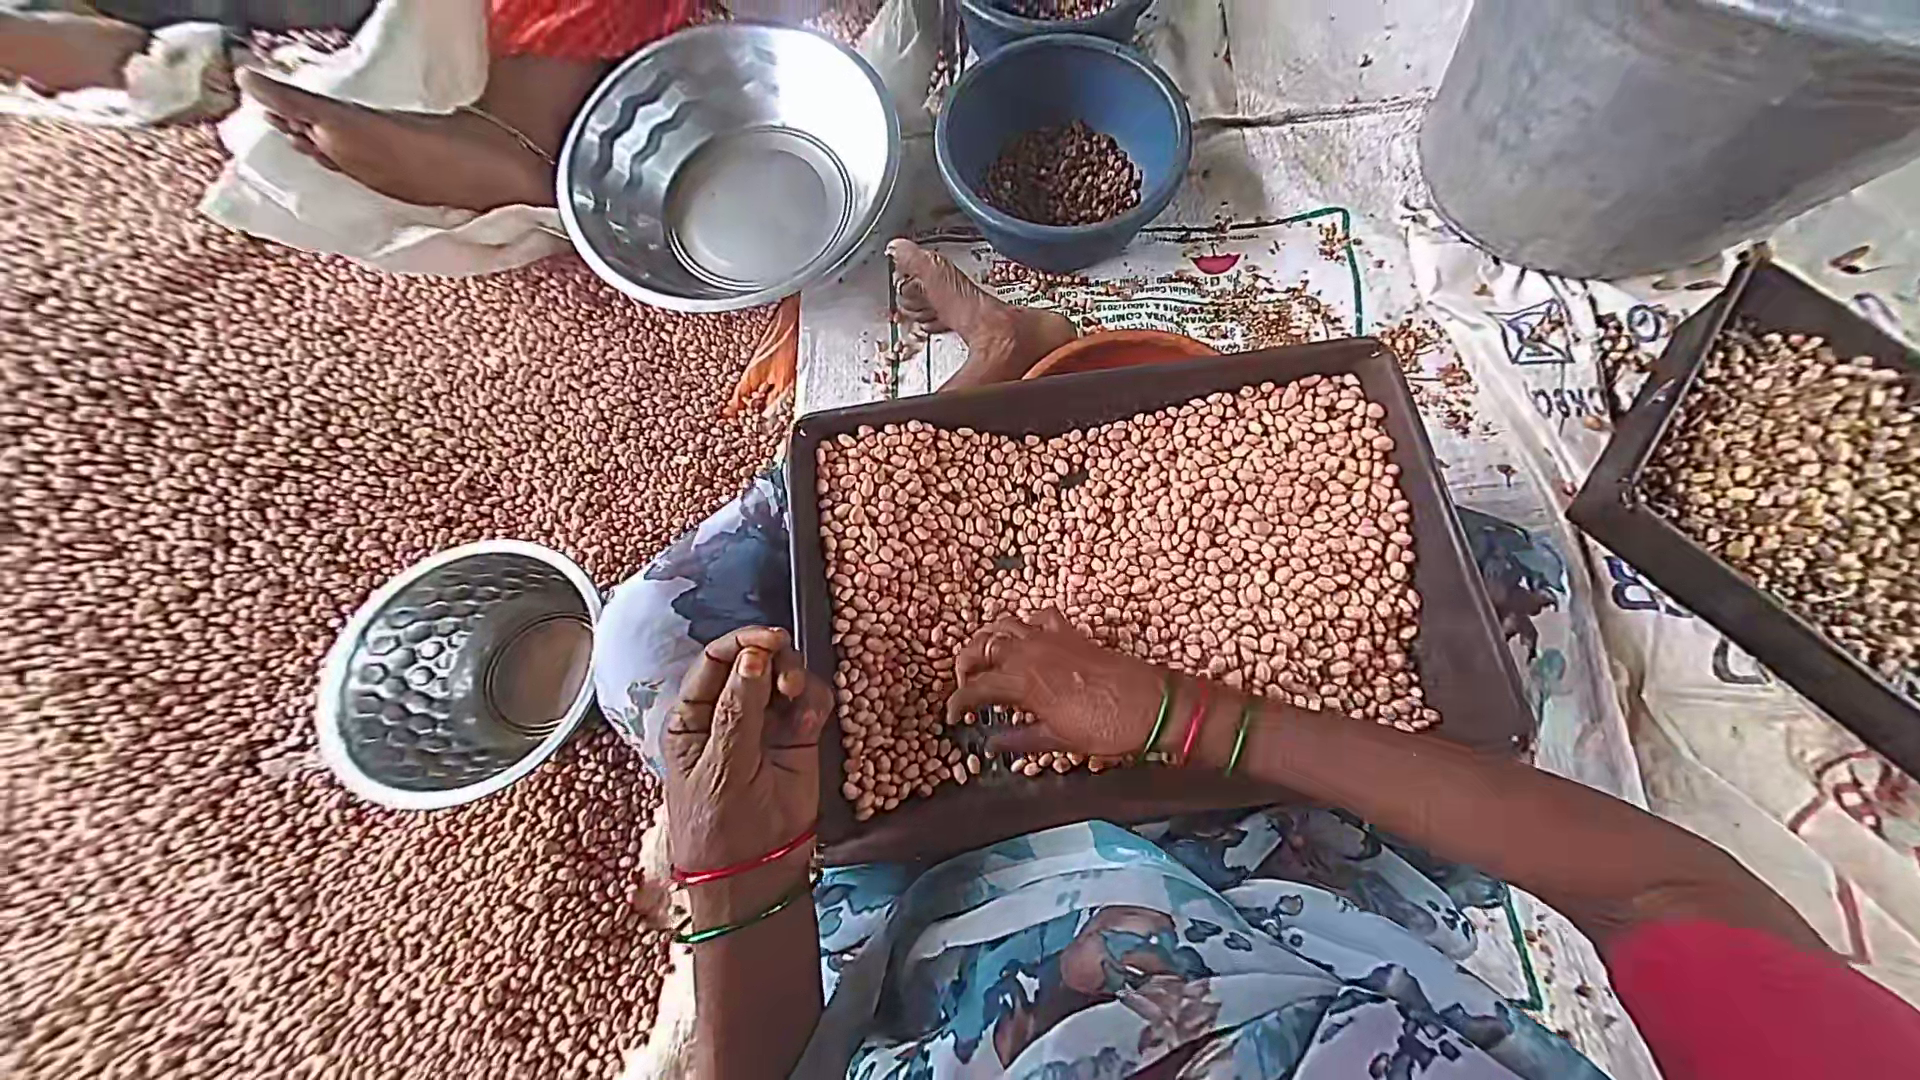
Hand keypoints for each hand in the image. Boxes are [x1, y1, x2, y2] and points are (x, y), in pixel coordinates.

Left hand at [663, 627, 829, 886]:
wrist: (758, 875)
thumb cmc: (721, 826)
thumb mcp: (722, 768)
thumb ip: (738, 710)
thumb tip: (754, 655)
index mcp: (695, 713)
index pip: (716, 659)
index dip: (743, 641)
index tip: (772, 639)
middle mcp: (731, 708)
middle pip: (755, 658)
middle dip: (774, 659)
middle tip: (786, 680)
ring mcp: (768, 719)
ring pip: (786, 673)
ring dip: (796, 677)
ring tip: (796, 699)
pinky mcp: (799, 732)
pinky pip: (812, 698)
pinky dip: (815, 700)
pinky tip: (810, 721)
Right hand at [945, 609, 1166, 757]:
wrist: (1151, 704)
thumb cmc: (1106, 728)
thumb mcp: (1059, 740)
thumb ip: (1020, 739)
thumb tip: (991, 743)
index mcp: (1023, 682)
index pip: (977, 687)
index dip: (959, 702)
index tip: (954, 716)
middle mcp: (1030, 652)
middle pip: (982, 646)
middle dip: (966, 663)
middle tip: (966, 683)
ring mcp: (1050, 638)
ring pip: (1004, 624)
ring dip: (990, 638)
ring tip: (988, 657)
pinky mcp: (1070, 633)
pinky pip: (1040, 617)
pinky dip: (1028, 624)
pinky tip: (1029, 639)